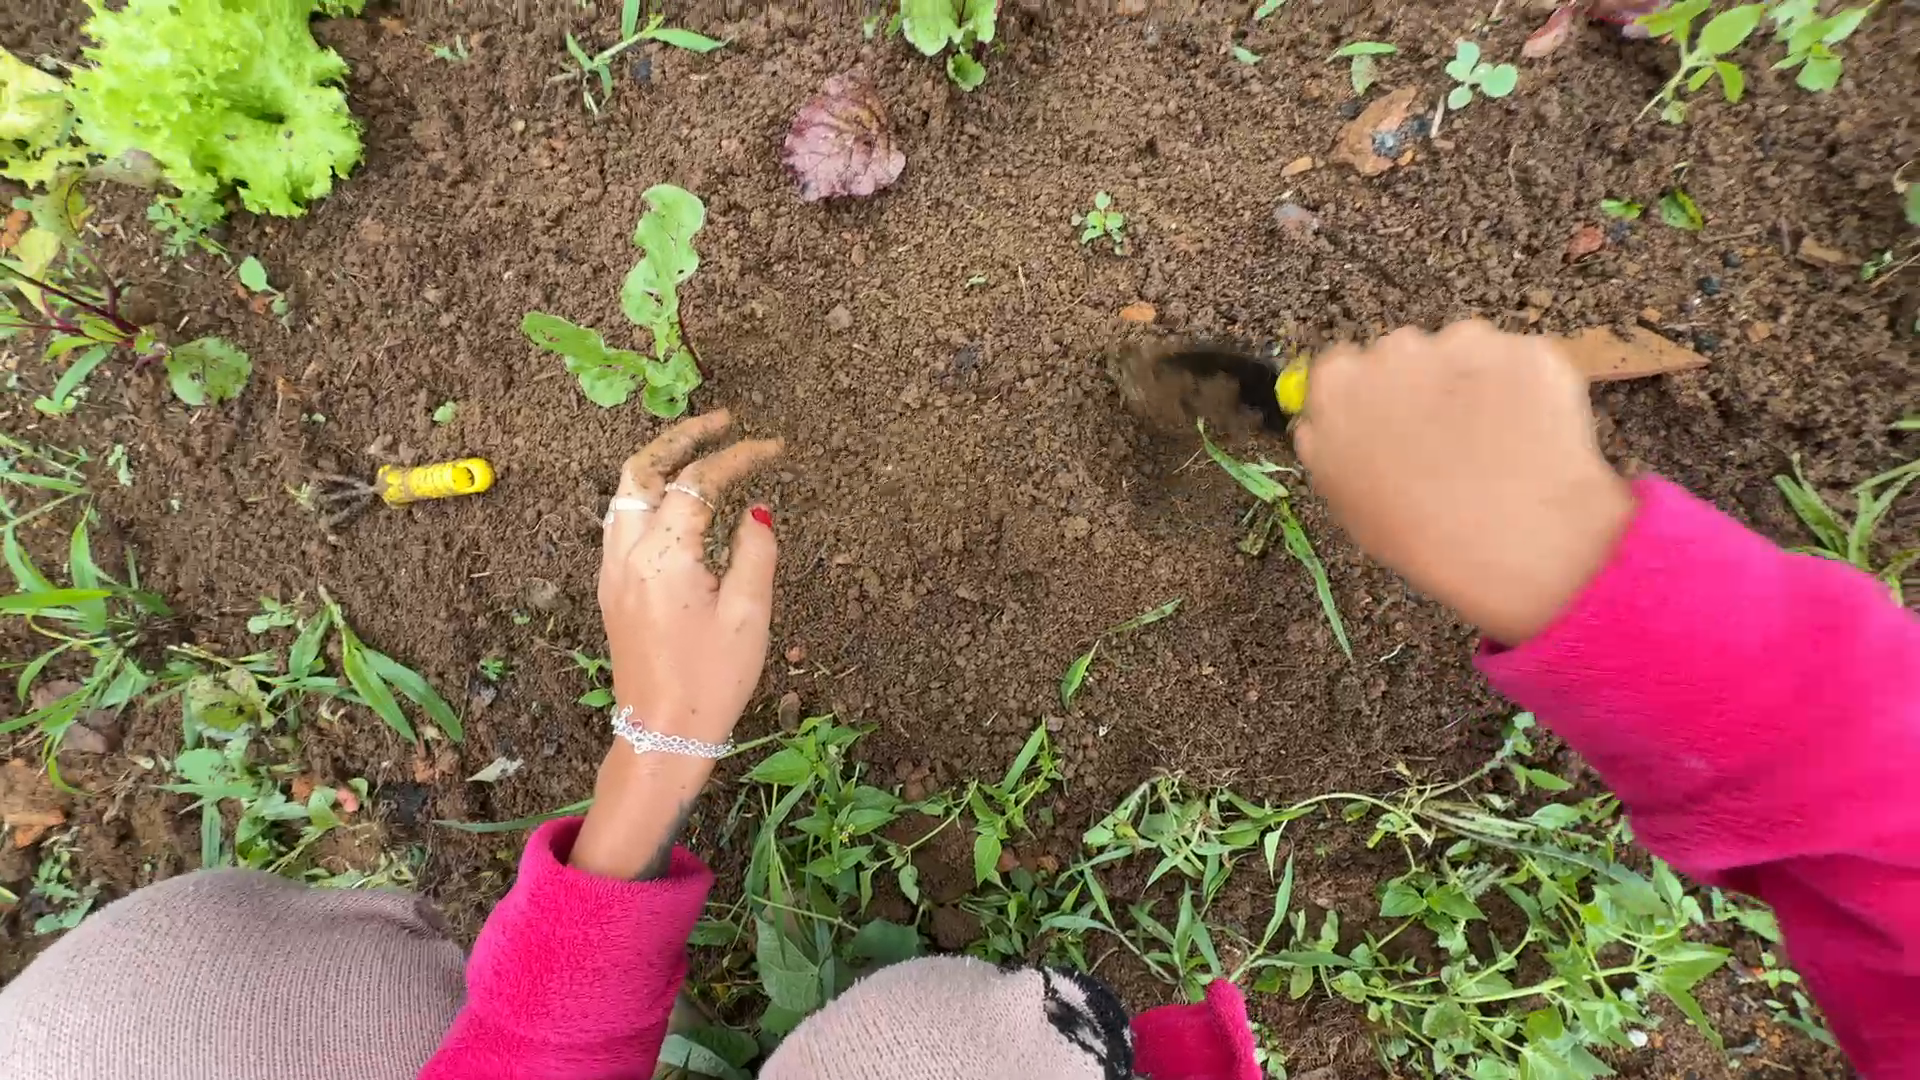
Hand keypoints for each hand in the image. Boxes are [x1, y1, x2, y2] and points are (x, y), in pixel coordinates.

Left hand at [571, 411, 783, 879]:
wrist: (663, 732)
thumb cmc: (714, 677)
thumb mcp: (750, 614)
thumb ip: (756, 551)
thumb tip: (757, 511)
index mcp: (666, 557)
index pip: (700, 483)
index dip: (739, 456)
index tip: (773, 448)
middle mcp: (628, 553)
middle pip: (643, 468)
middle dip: (683, 435)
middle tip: (722, 420)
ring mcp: (613, 569)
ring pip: (624, 491)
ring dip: (659, 460)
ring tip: (698, 450)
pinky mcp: (611, 586)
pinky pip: (622, 518)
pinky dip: (649, 492)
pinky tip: (677, 500)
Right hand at [1293, 321, 1633, 645]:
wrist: (1507, 536)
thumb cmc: (1410, 526)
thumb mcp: (1338, 492)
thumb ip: (1323, 442)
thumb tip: (1320, 421)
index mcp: (1337, 387)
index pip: (1336, 367)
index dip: (1358, 394)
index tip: (1375, 418)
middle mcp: (1391, 352)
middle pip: (1396, 353)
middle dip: (1410, 382)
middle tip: (1430, 435)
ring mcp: (1460, 345)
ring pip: (1457, 351)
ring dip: (1462, 380)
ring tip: (1478, 439)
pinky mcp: (1522, 348)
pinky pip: (1512, 360)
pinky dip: (1514, 386)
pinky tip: (1516, 433)